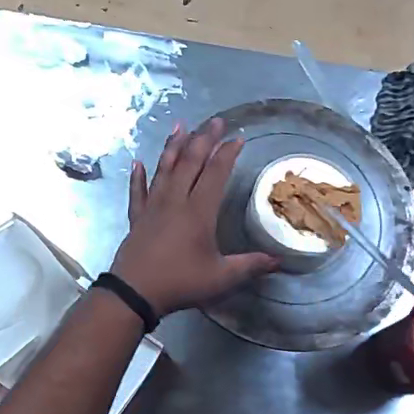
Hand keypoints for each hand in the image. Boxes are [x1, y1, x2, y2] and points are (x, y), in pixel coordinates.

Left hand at [111, 118, 279, 314]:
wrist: (134, 292)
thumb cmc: (180, 282)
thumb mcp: (221, 277)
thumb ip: (250, 266)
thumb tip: (279, 261)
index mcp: (198, 211)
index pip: (215, 174)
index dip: (227, 154)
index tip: (237, 138)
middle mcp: (175, 201)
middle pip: (190, 163)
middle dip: (203, 140)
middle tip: (214, 121)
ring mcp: (153, 208)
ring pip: (164, 170)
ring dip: (173, 147)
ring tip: (180, 126)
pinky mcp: (136, 218)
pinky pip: (137, 192)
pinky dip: (137, 177)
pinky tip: (137, 163)